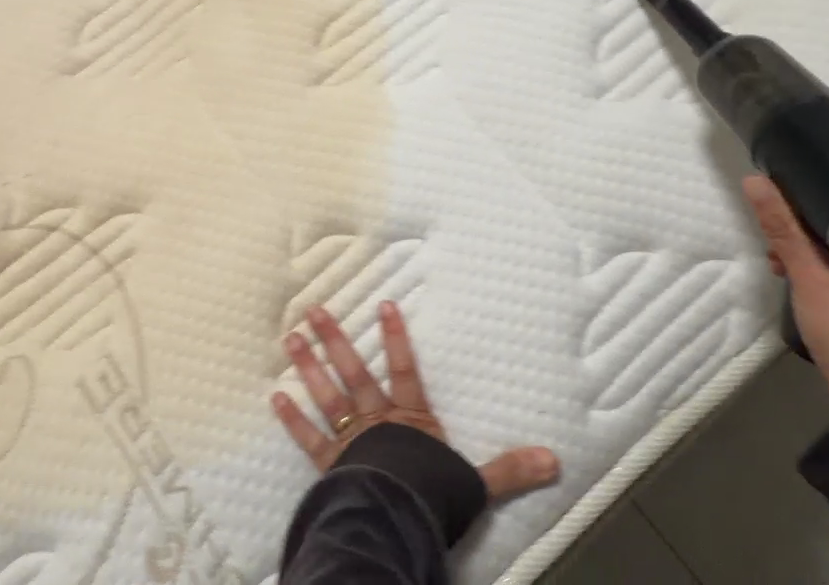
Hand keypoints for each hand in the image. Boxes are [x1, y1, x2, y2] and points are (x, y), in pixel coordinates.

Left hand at [271, 302, 560, 499]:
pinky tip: (275, 397)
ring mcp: (351, 439)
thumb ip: (509, 469)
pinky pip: (308, 438)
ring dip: (307, 366)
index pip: (404, 368)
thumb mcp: (476, 484)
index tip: (383, 304)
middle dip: (334, 340)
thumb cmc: (434, 498)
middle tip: (313, 310)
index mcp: (411, 418)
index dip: (395, 336)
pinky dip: (292, 419)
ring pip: (328, 395)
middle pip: (354, 372)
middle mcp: (377, 420)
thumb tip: (553, 460)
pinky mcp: (331, 463)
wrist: (400, 523)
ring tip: (290, 338)